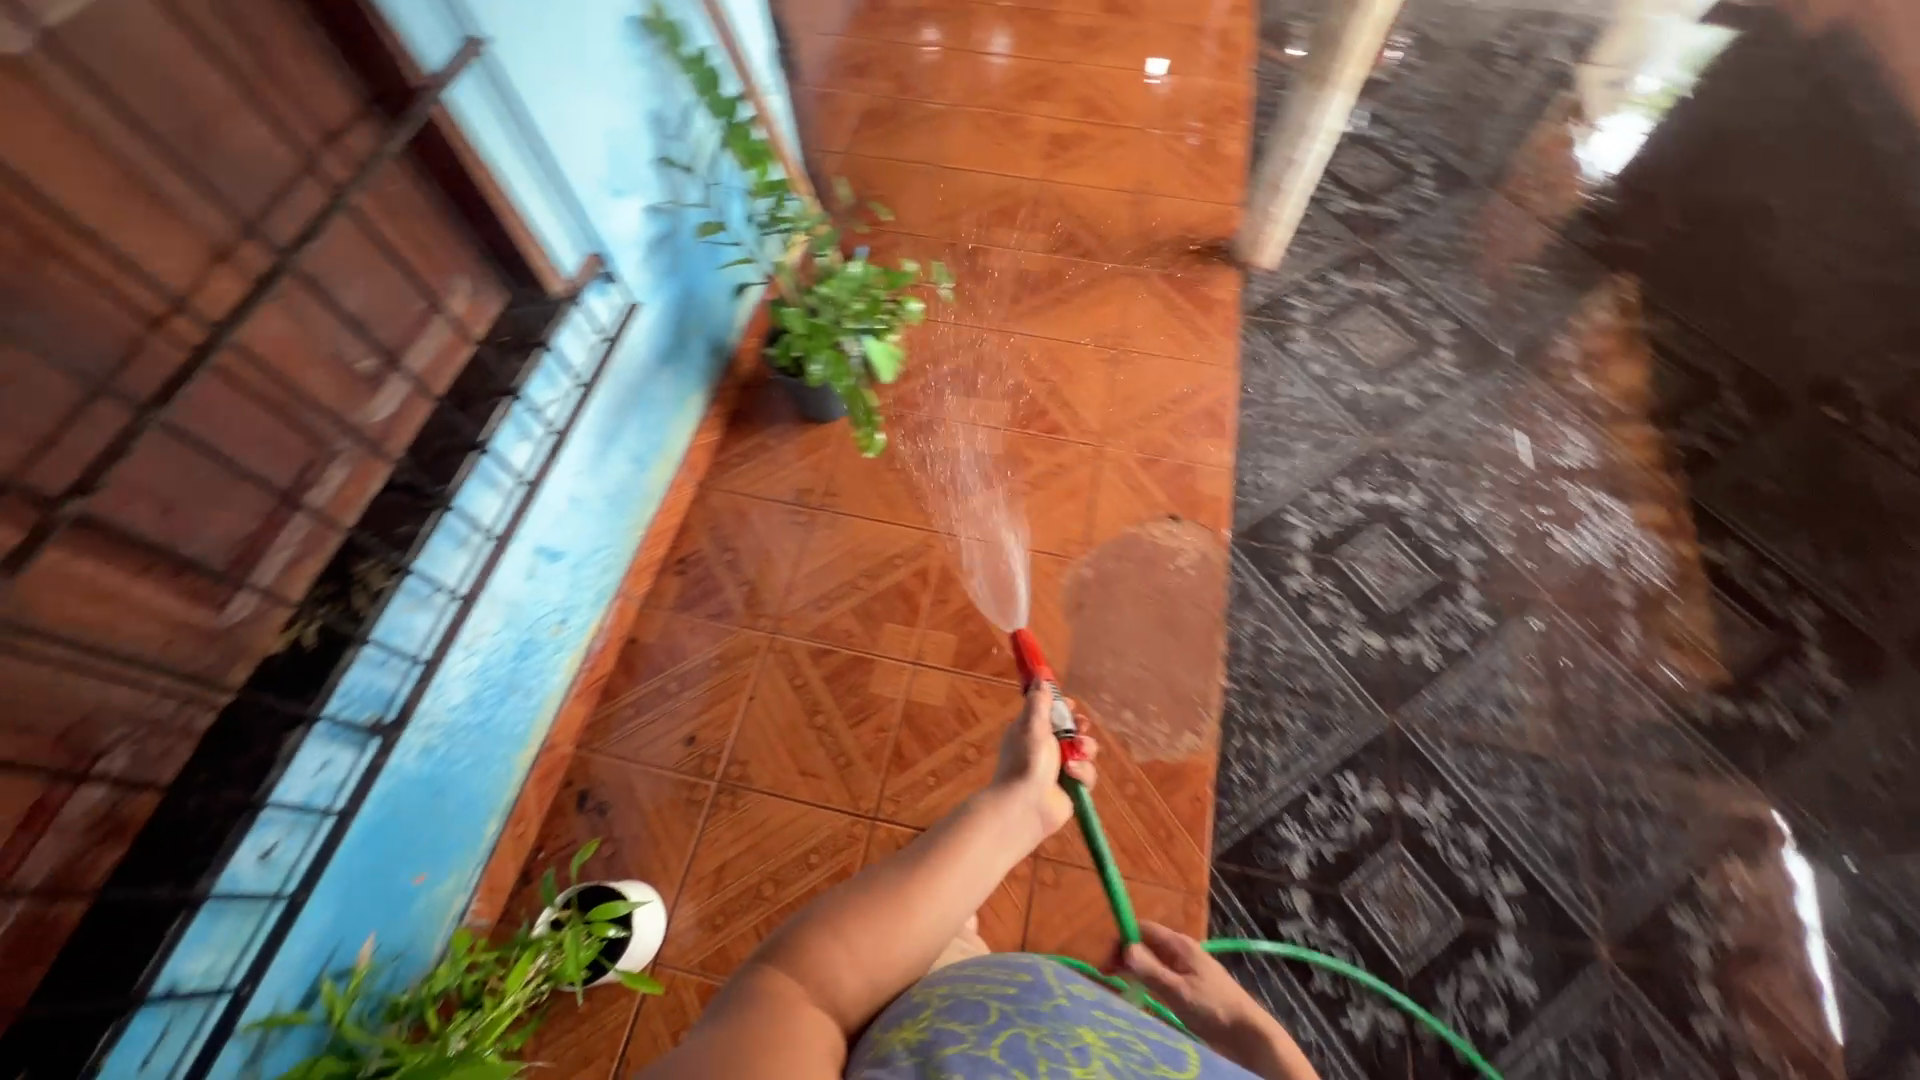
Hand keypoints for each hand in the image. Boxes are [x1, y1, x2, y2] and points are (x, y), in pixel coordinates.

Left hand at [990, 686, 1097, 839]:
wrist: (1024, 806)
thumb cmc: (1025, 761)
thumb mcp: (1032, 726)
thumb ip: (1039, 702)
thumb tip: (1040, 677)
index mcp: (1031, 730)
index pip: (1050, 712)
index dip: (1063, 708)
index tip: (1071, 706)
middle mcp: (1045, 748)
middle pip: (1072, 731)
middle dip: (1080, 728)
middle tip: (1080, 728)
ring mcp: (1059, 768)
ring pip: (1084, 751)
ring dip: (1084, 749)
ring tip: (1078, 752)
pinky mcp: (1071, 787)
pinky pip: (1086, 774)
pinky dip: (1082, 772)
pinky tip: (1072, 774)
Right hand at [1123, 922, 1313, 1079]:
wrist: (1248, 1034)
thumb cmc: (1213, 1009)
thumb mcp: (1178, 991)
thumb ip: (1150, 970)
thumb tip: (1124, 947)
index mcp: (1179, 945)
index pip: (1142, 929)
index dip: (1122, 939)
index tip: (1107, 962)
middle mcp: (1181, 951)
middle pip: (1146, 944)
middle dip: (1126, 956)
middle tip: (1109, 978)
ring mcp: (1186, 968)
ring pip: (1153, 961)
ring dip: (1136, 970)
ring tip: (1122, 987)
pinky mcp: (1190, 986)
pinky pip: (1162, 975)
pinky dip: (1148, 980)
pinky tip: (1142, 995)